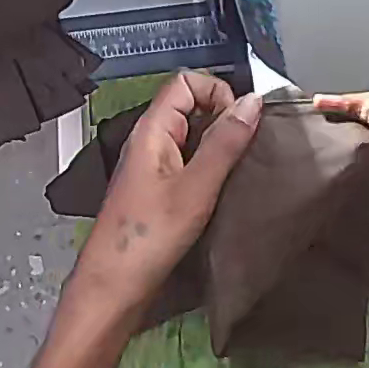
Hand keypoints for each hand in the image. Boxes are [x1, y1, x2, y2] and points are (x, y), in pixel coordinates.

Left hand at [67, 72, 260, 316]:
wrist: (115, 285)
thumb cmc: (150, 236)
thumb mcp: (196, 187)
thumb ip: (224, 143)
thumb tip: (253, 101)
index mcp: (152, 130)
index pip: (186, 82)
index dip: (217, 92)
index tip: (241, 123)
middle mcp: (150, 141)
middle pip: (191, 106)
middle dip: (224, 118)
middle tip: (247, 149)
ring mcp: (153, 166)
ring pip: (192, 136)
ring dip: (220, 145)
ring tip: (242, 169)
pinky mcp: (158, 190)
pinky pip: (189, 162)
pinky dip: (210, 167)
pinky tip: (225, 188)